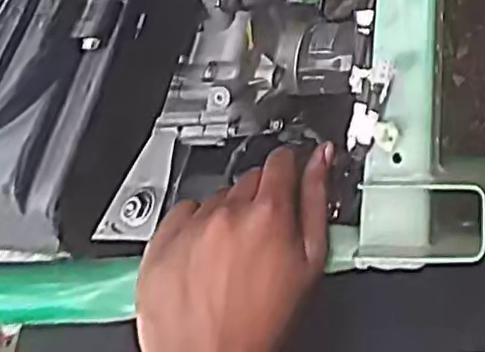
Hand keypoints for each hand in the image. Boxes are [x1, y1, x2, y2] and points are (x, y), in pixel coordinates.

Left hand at [135, 144, 331, 351]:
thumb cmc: (262, 325)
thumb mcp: (310, 262)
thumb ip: (317, 199)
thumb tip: (321, 159)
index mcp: (269, 211)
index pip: (281, 160)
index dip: (288, 170)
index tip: (286, 181)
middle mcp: (229, 211)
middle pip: (250, 179)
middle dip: (258, 200)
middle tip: (260, 237)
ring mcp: (193, 227)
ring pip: (217, 197)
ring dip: (226, 215)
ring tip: (229, 256)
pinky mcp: (162, 244)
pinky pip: (182, 214)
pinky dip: (193, 227)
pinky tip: (202, 254)